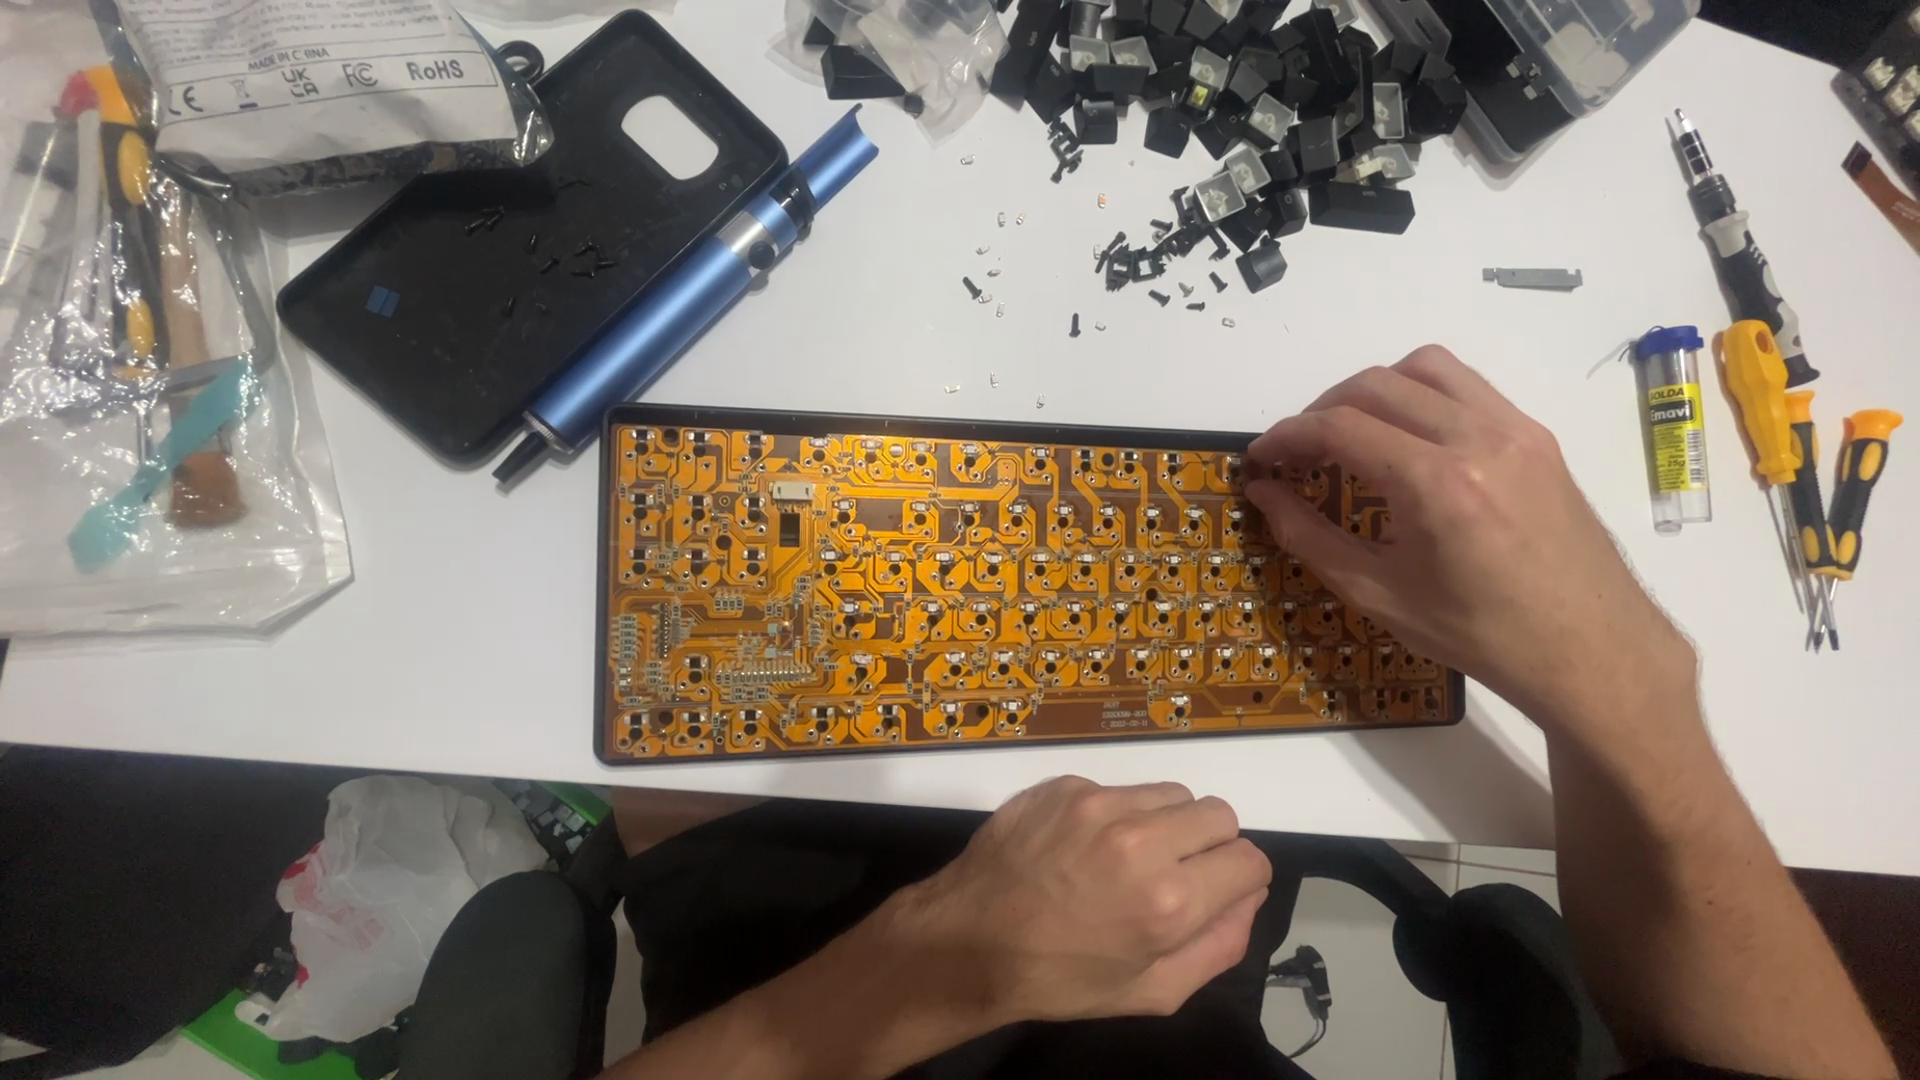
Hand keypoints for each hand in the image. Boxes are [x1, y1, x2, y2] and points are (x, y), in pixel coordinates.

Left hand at [894, 777, 1270, 1024]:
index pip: (1249, 861)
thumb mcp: (1152, 991)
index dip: (1239, 879)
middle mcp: (1139, 839)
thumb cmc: (1060, 977)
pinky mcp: (1064, 784)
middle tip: (1174, 874)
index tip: (1215, 891)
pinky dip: (1115, 812)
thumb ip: (1218, 944)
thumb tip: (1248, 895)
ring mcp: (1097, 803)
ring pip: (1170, 793)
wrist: (970, 936)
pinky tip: (1082, 844)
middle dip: (1209, 844)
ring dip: (1164, 822)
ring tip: (1125, 857)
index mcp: (1167, 901)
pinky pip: (1117, 788)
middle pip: (1218, 813)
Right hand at [1242, 346, 1694, 728]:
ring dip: (1369, 391)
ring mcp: (1516, 429)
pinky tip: (1403, 439)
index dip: (1286, 436)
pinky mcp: (1536, 435)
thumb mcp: (1375, 593)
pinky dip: (1417, 395)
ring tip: (1347, 435)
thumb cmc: (1475, 633)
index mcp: (1436, 484)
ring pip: (1423, 368)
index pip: (1340, 427)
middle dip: (1318, 412)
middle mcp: (1479, 438)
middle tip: (1295, 454)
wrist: (1592, 650)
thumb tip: (1262, 492)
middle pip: (1374, 386)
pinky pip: (1464, 385)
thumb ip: (1307, 535)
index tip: (1260, 459)